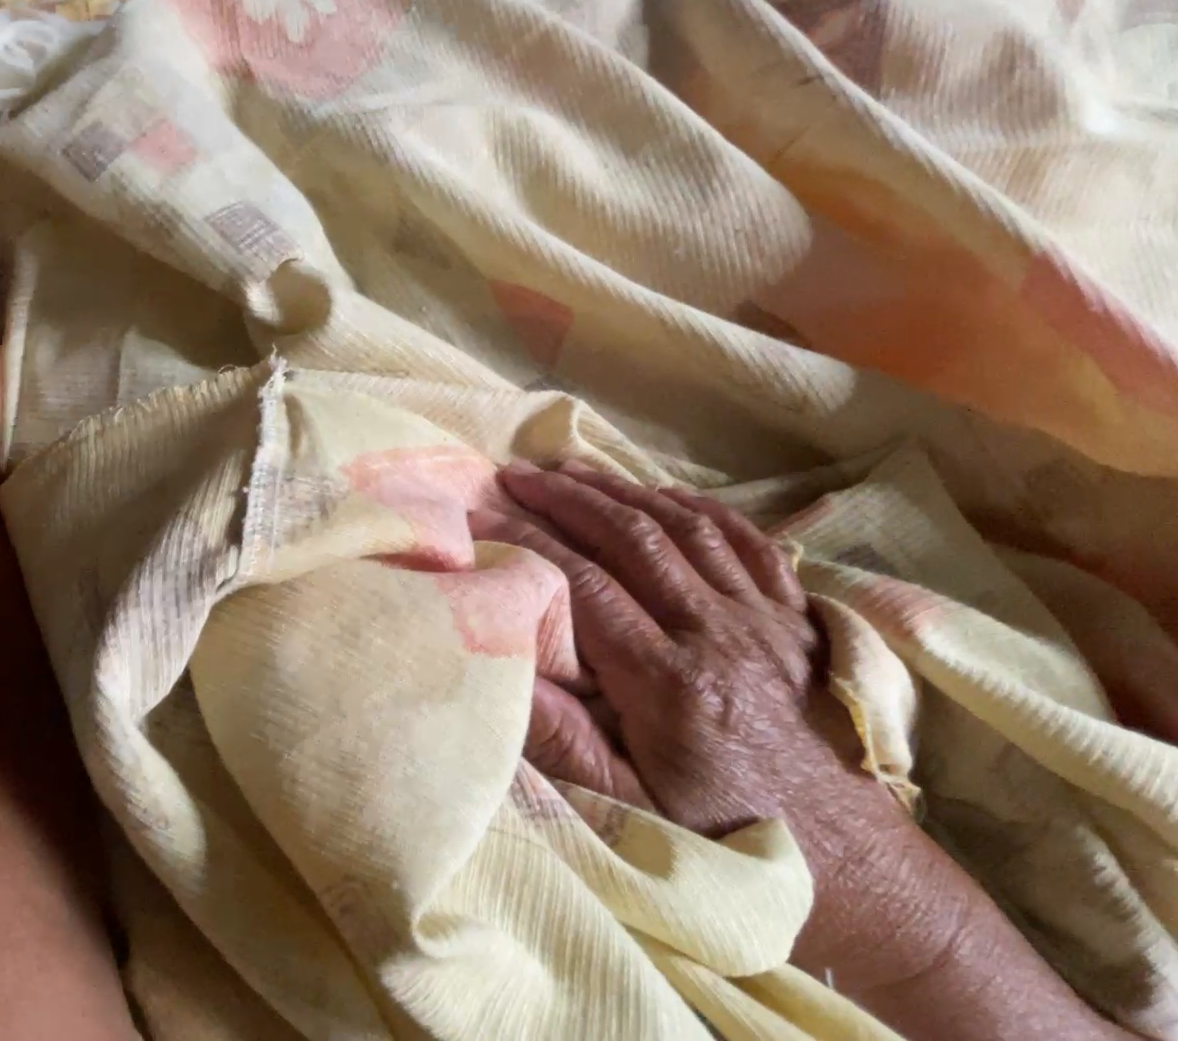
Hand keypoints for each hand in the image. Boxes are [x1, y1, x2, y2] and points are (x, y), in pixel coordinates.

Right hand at [470, 463, 930, 980]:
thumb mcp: (626, 804)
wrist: (849, 860)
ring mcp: (764, 619)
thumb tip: (501, 665)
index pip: (584, 585)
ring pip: (684, 526)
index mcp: (670, 680)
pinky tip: (661, 493)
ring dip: (621, 489)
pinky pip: (746, 541)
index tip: (480, 517)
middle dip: (565, 498)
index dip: (527, 541)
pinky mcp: (794, 620)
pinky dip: (699, 507)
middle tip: (515, 474)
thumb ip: (561, 737)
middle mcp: (718, 632)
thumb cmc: (719, 832)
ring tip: (570, 469)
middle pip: (632, 537)